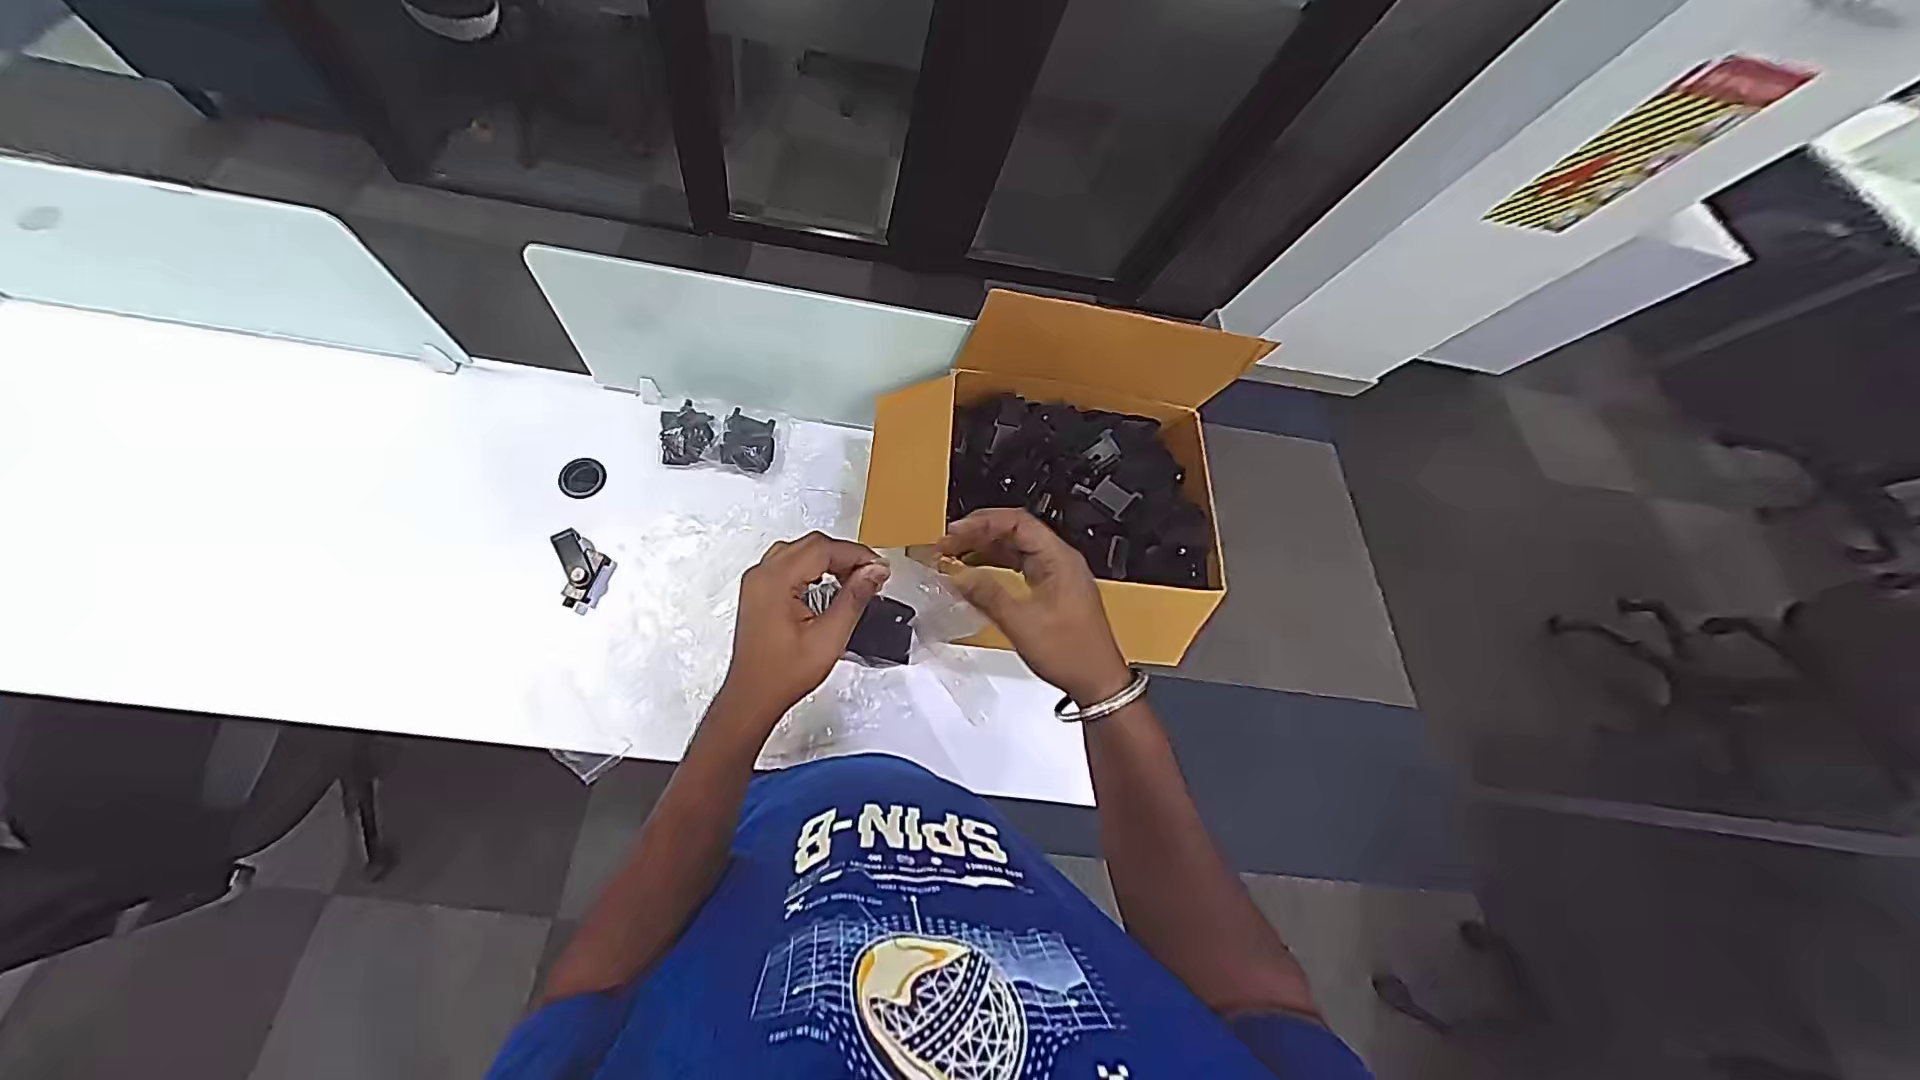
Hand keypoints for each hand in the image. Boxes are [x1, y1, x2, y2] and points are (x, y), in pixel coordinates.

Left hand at [716, 532, 890, 723]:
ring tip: (854, 579)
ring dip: (829, 559)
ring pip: (800, 551)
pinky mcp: (759, 591)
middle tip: (871, 573)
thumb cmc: (782, 673)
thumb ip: (855, 598)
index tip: (878, 566)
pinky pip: (788, 563)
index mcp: (776, 581)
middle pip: (811, 545)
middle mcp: (762, 575)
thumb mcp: (830, 636)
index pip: (823, 549)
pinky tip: (830, 585)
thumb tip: (874, 571)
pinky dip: (813, 568)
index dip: (856, 554)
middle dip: (845, 555)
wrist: (754, 695)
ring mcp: (757, 582)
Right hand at [936, 508, 1130, 705]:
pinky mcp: (1052, 588)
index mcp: (1059, 559)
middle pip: (1015, 531)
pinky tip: (977, 572)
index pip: (1017, 523)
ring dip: (986, 548)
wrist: (1097, 681)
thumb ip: (987, 595)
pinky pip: (1020, 565)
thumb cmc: (1075, 653)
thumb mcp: (1021, 624)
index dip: (982, 523)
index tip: (956, 532)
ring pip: (1016, 547)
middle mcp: (1060, 561)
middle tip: (950, 542)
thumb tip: (960, 576)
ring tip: (956, 553)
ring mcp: (1057, 574)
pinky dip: (996, 564)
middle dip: (979, 533)